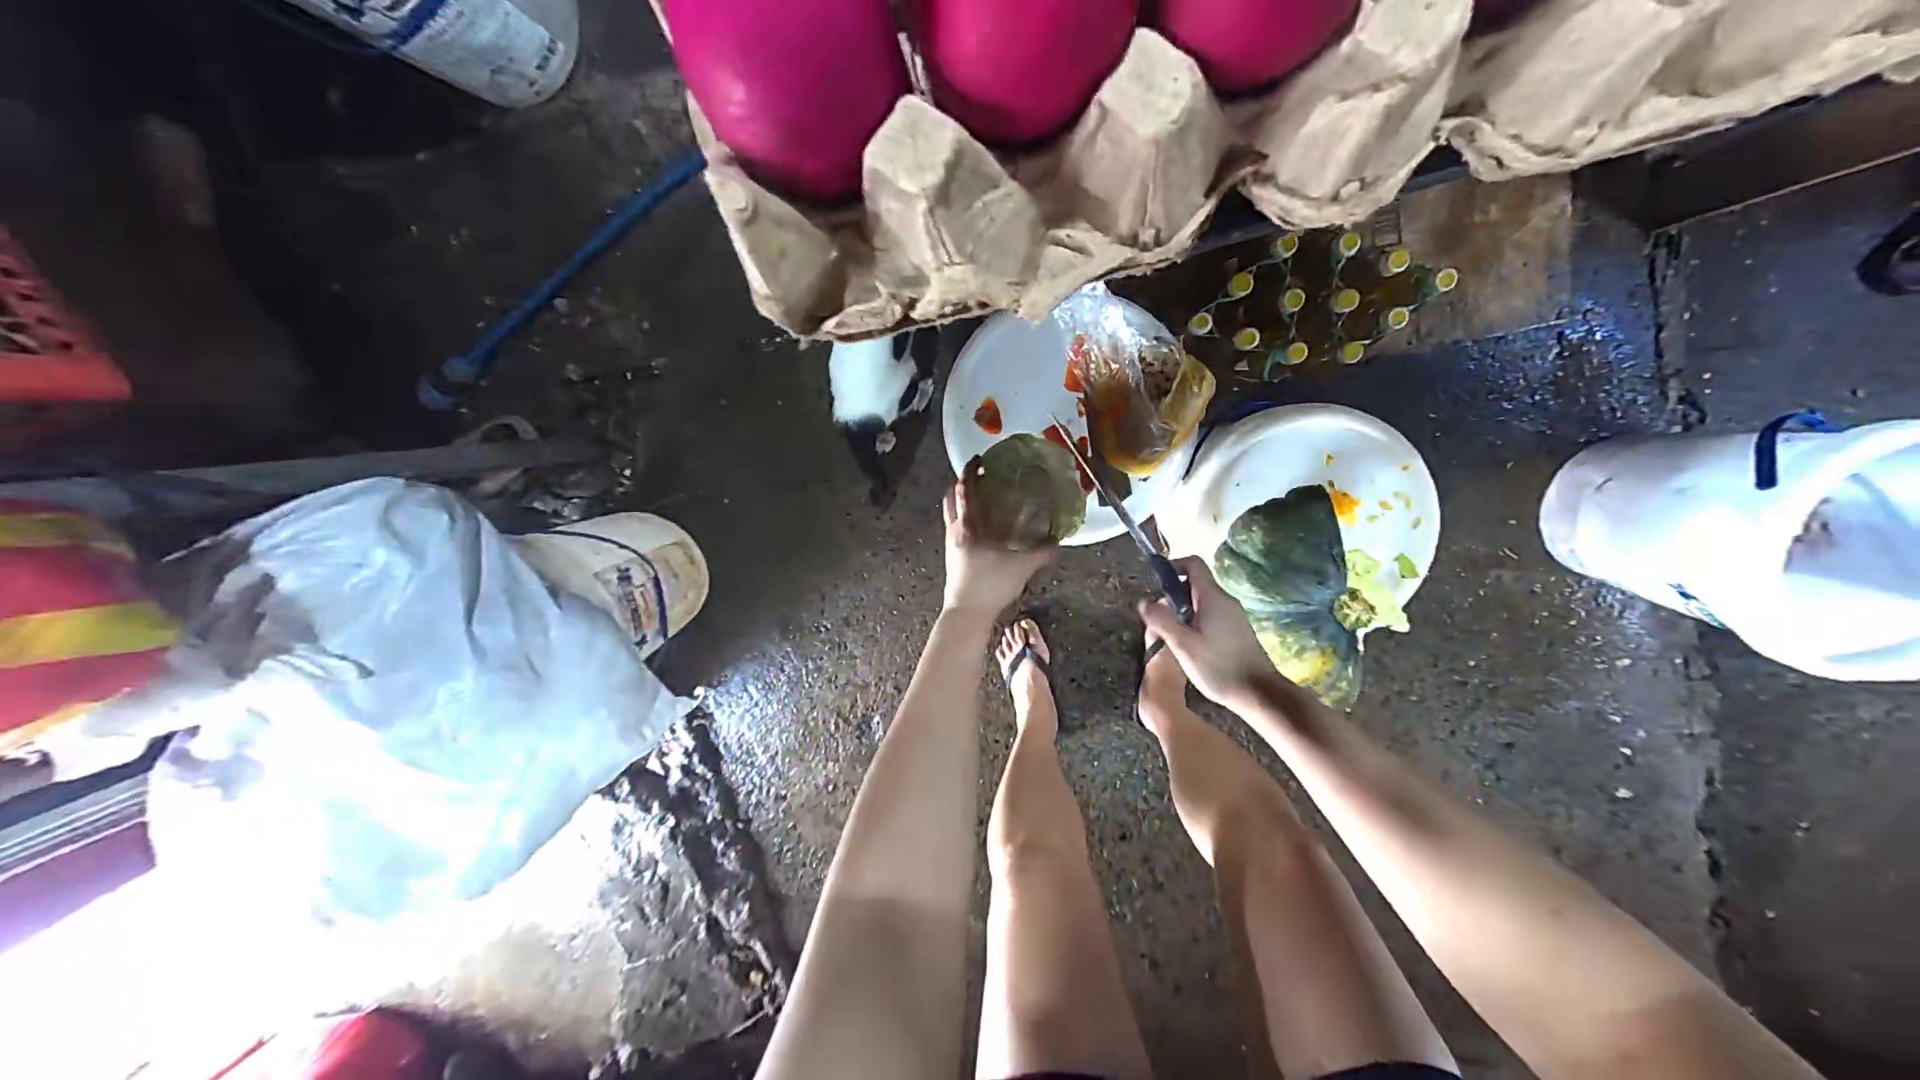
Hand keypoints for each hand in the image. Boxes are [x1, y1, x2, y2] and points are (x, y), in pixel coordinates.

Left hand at [941, 468, 1053, 616]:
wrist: (966, 613)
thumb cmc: (989, 586)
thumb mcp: (1021, 567)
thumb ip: (1041, 552)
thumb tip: (1058, 540)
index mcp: (967, 526)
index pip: (965, 490)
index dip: (970, 472)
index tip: (977, 458)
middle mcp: (955, 531)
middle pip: (951, 498)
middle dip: (961, 482)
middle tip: (976, 474)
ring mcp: (951, 544)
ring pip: (950, 513)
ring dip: (960, 500)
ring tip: (976, 495)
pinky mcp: (952, 556)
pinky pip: (955, 527)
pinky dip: (963, 517)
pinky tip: (979, 525)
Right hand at [1137, 556, 1275, 708]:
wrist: (1259, 694)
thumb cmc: (1219, 667)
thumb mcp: (1182, 644)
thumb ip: (1161, 620)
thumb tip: (1144, 601)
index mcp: (1212, 597)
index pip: (1193, 564)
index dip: (1172, 567)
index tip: (1156, 586)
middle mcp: (1225, 601)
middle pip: (1195, 584)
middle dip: (1173, 596)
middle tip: (1159, 619)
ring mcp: (1234, 616)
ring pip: (1201, 602)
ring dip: (1182, 612)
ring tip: (1171, 636)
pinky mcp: (1237, 631)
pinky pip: (1211, 616)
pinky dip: (1195, 623)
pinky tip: (1189, 646)